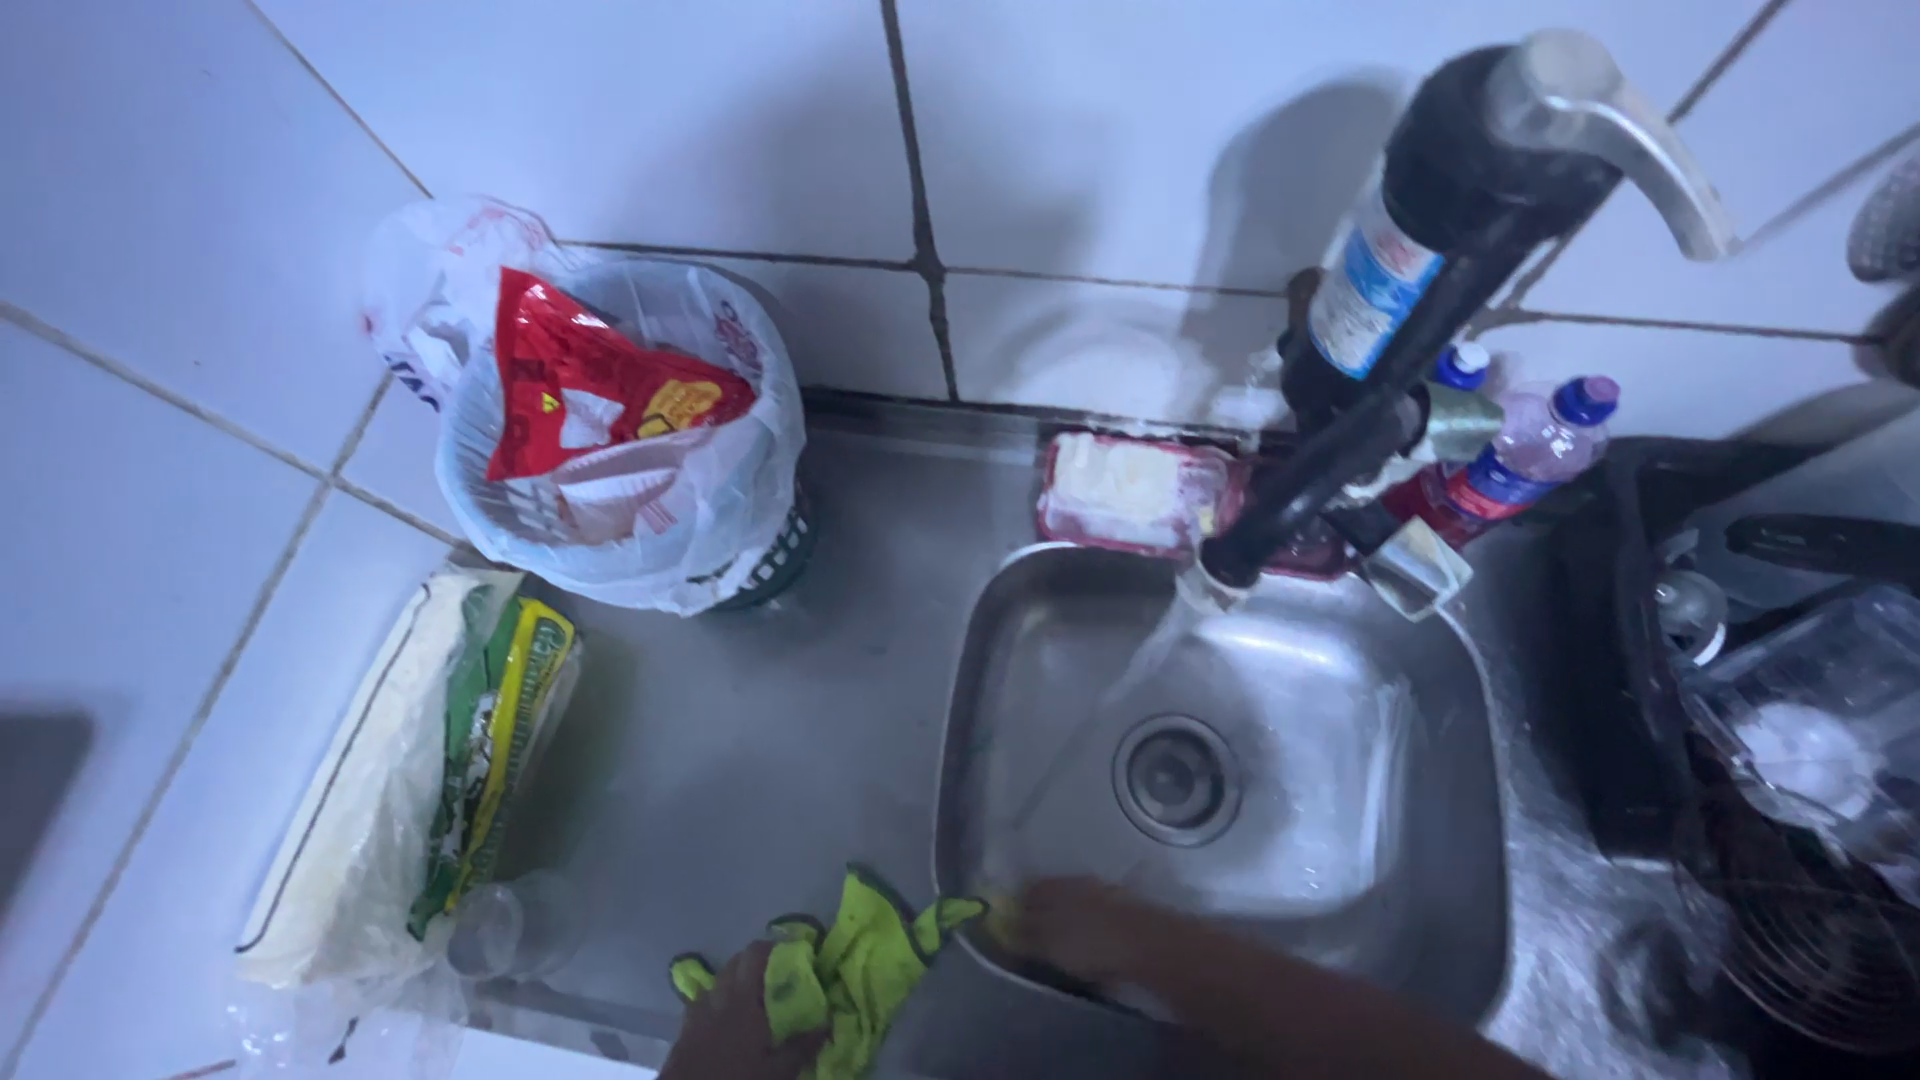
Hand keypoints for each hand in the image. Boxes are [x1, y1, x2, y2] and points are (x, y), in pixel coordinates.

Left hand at [660, 941, 825, 1079]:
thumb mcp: (775, 1073)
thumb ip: (801, 1047)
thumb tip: (828, 1023)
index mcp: (743, 1000)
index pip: (756, 954)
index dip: (774, 948)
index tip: (793, 956)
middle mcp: (720, 996)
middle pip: (737, 961)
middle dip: (757, 963)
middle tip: (777, 980)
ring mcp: (699, 1010)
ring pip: (720, 979)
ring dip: (737, 980)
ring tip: (753, 999)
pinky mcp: (685, 1028)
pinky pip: (704, 1000)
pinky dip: (718, 1000)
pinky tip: (726, 1021)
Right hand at [1008, 877, 1165, 985]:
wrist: (1145, 942)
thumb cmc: (1088, 942)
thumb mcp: (1047, 942)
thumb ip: (1023, 933)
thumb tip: (1000, 925)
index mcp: (1054, 887)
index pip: (1029, 889)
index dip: (1019, 908)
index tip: (1014, 928)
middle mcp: (1078, 883)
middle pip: (1054, 895)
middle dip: (1045, 913)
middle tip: (1040, 940)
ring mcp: (1104, 893)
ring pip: (1079, 905)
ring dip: (1072, 921)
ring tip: (1069, 946)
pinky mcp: (1126, 909)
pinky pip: (1101, 918)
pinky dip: (1094, 929)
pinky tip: (1096, 946)